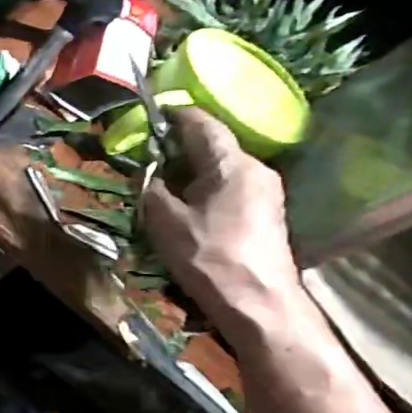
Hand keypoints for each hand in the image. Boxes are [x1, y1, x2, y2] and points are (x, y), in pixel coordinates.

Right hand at [143, 110, 305, 331]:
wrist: (256, 300)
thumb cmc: (208, 255)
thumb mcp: (165, 220)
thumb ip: (152, 188)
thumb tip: (148, 173)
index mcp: (232, 165)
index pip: (203, 125)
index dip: (175, 115)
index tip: (151, 113)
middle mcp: (256, 169)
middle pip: (214, 144)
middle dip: (179, 142)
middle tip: (146, 148)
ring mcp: (265, 190)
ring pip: (221, 165)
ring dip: (190, 165)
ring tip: (160, 175)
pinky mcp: (264, 210)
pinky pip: (229, 183)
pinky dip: (203, 182)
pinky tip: (184, 198)